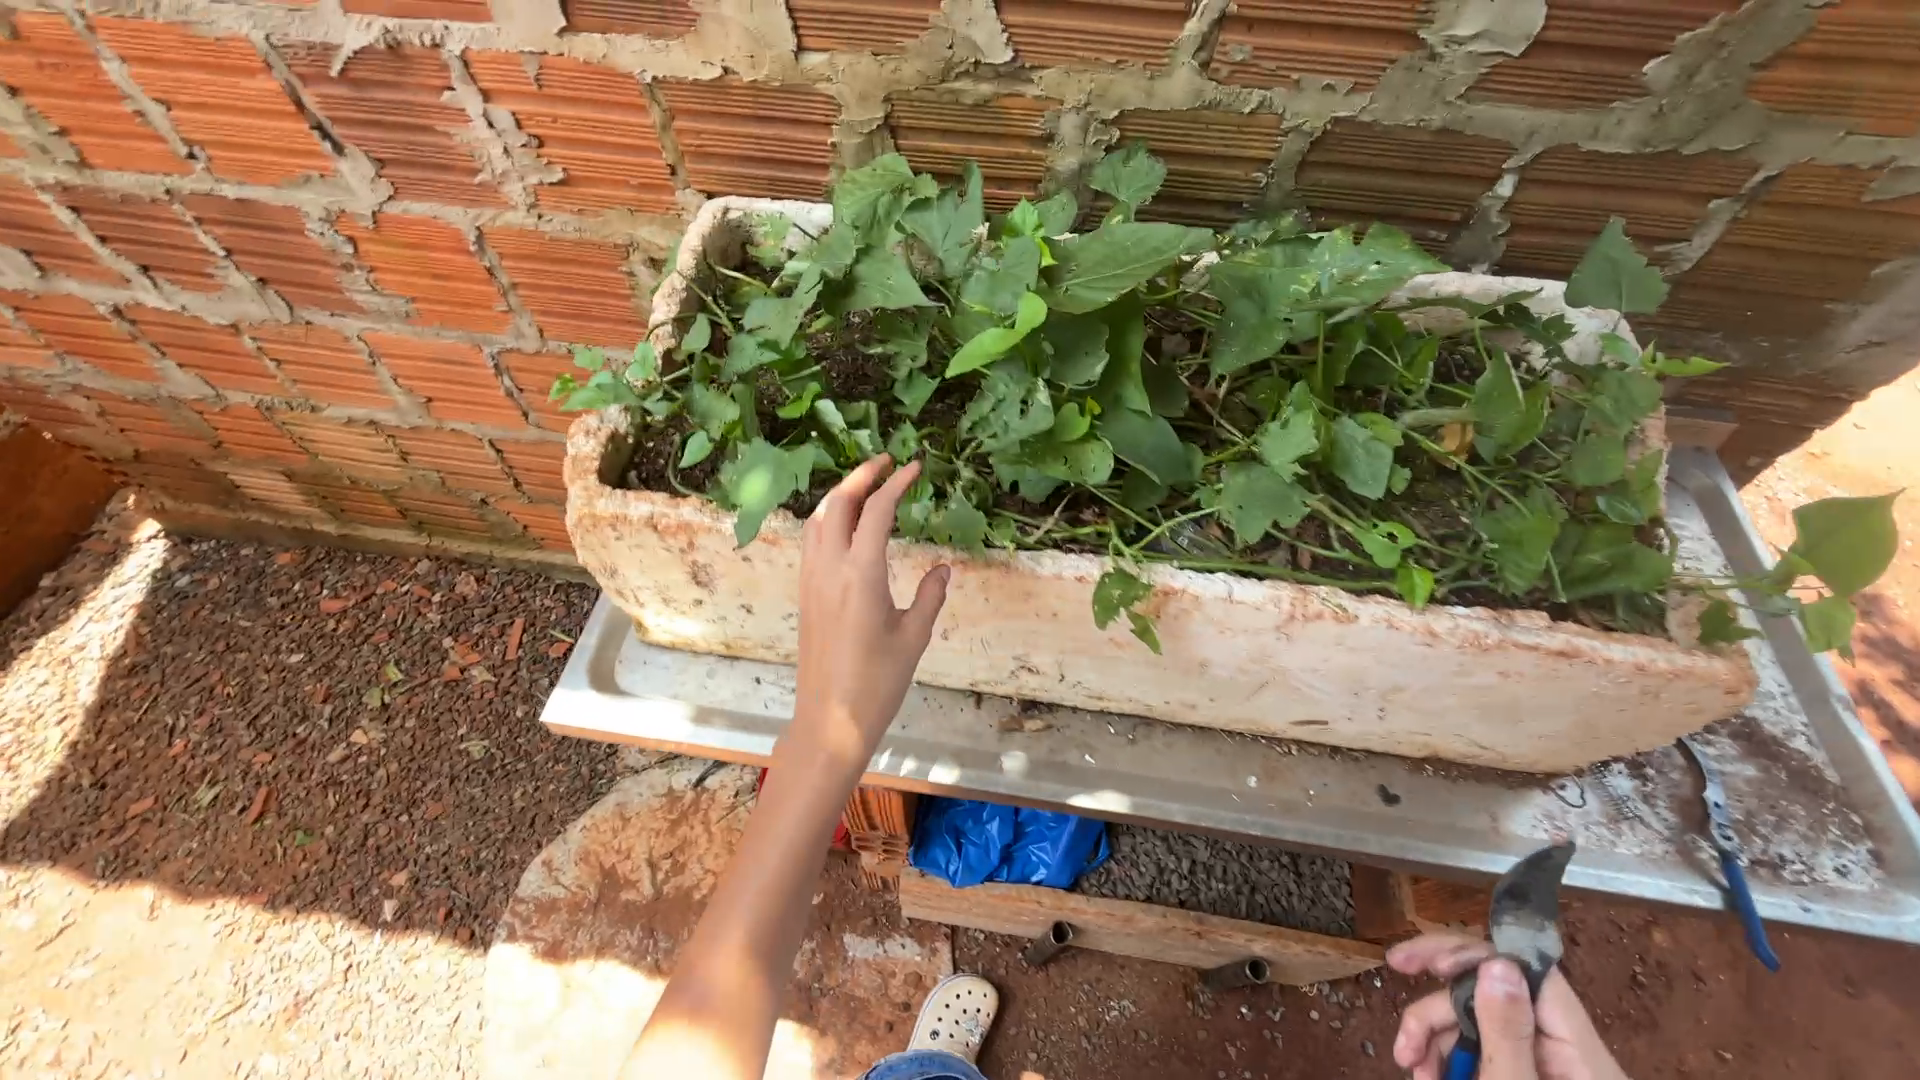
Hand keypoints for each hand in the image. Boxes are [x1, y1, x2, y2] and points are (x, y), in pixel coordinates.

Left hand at [793, 455, 948, 762]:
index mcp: (861, 574)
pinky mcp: (804, 593)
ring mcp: (811, 579)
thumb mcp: (915, 636)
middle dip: (861, 475)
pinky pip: (811, 540)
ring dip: (840, 493)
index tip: (914, 467)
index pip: (877, 512)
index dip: (896, 484)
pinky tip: (843, 524)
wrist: (830, 718)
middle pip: (837, 503)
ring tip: (865, 485)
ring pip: (818, 518)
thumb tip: (943, 567)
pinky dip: (827, 518)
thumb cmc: (878, 682)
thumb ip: (931, 595)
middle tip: (886, 461)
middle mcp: (829, 568)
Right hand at [1390, 933, 1628, 1079]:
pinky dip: (1448, 1062)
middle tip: (1399, 1024)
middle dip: (1436, 1012)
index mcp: (1582, 1055)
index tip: (1417, 963)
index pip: (1529, 972)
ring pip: (1478, 1026)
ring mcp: (1546, 1072)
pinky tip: (1428, 1077)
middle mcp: (1567, 1054)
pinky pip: (1482, 1054)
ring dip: (1434, 1040)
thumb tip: (1497, 962)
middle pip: (1493, 996)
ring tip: (1412, 1071)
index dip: (1471, 956)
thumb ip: (1507, 1032)